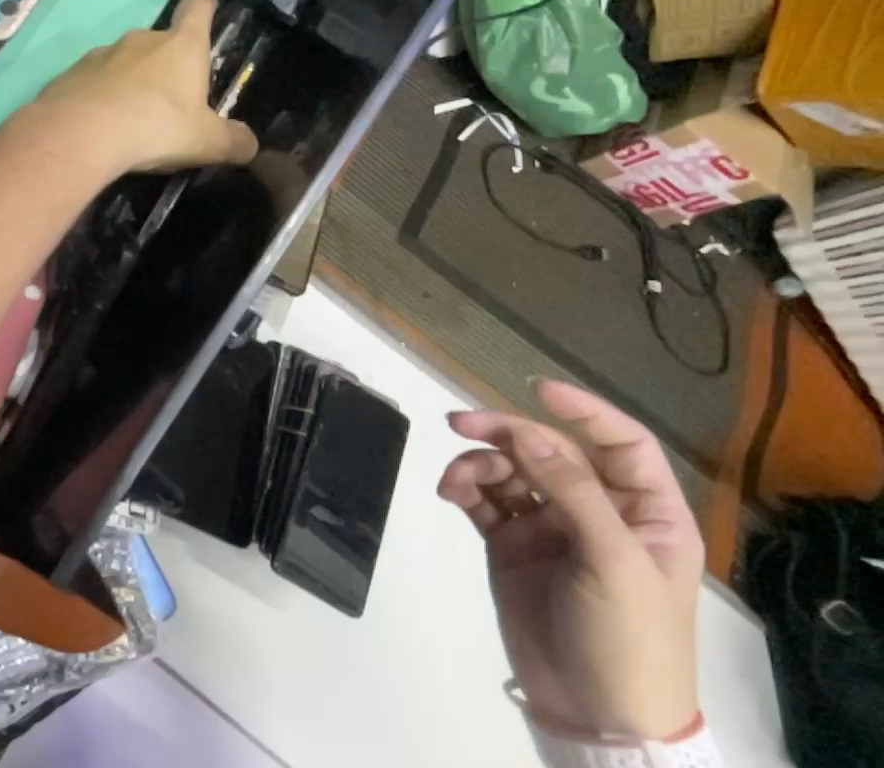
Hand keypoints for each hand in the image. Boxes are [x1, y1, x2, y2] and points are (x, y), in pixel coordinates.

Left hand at [17, 0, 258, 171]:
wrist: (79, 134)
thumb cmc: (155, 127)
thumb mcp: (205, 142)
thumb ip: (233, 142)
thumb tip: (250, 147)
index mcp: (181, 45)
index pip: (198, 8)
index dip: (205, 9)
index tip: (208, 15)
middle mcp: (140, 39)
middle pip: (158, 41)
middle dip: (164, 65)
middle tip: (168, 101)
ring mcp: (100, 55)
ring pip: (121, 62)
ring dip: (127, 82)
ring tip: (128, 119)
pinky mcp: (68, 75)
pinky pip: (89, 83)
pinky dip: (96, 98)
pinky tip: (96, 127)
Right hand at [438, 381, 703, 740]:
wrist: (596, 709)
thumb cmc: (629, 637)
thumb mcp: (612, 562)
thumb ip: (572, 492)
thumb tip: (528, 430)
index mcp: (645, 513)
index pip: (621, 444)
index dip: (585, 411)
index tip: (537, 387)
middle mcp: (596, 511)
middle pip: (549, 451)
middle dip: (506, 434)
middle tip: (458, 423)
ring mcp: (549, 527)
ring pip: (509, 472)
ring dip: (478, 465)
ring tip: (455, 482)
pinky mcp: (510, 545)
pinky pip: (484, 501)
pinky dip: (464, 489)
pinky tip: (450, 494)